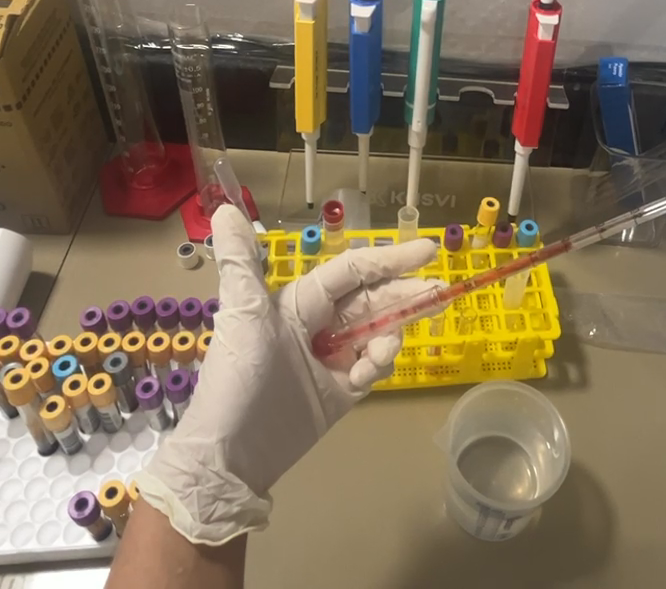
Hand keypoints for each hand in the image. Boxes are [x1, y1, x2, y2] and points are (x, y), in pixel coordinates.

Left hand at [132, 205, 440, 544]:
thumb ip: (240, 261)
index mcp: (302, 299)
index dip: (390, 258)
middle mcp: (322, 321)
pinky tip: (362, 380)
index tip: (427, 250)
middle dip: (407, 293)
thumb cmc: (237, 379)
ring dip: (390, 338)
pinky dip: (377, 368)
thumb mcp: (241, 314)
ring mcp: (335, 356)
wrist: (230, 458)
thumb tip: (225, 207)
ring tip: (377, 359)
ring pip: (381, 331)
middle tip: (441, 294)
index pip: (355, 269)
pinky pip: (375, 366)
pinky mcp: (343, 388)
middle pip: (376, 297)